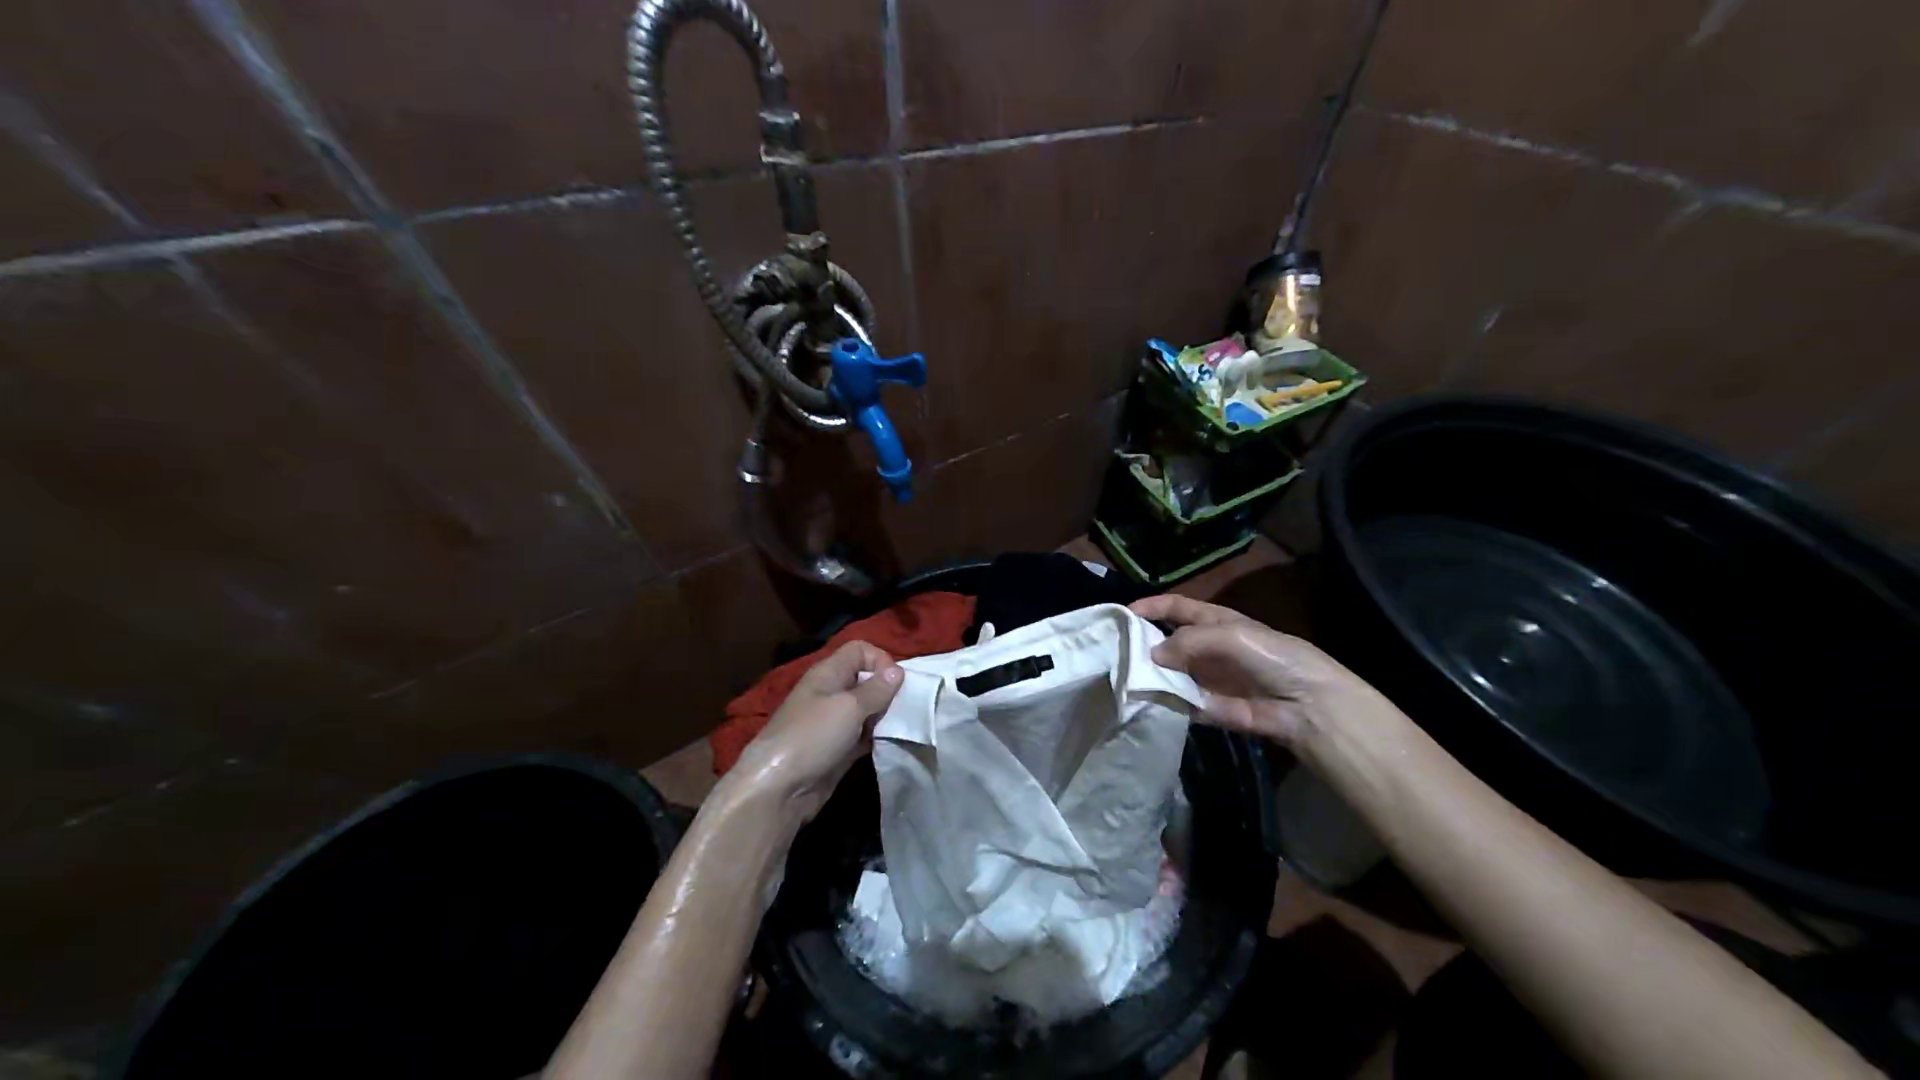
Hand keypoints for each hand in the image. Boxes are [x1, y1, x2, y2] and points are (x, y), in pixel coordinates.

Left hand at [724, 641, 903, 819]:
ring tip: (898, 727)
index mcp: (828, 673)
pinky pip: (864, 734)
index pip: (859, 650)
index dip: (880, 659)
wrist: (779, 789)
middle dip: (887, 689)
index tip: (895, 683)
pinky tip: (888, 744)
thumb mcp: (849, 707)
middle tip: (903, 708)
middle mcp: (831, 692)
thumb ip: (876, 689)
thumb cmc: (812, 736)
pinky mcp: (838, 748)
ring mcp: (833, 722)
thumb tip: (898, 670)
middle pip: (866, 679)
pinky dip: (876, 737)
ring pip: (867, 708)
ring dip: (884, 715)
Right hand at [1131, 594, 1371, 748]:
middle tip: (1116, 651)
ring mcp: (1209, 679)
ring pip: (1171, 673)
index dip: (1151, 606)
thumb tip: (1152, 655)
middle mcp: (1209, 648)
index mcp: (1217, 621)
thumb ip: (1187, 640)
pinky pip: (1182, 703)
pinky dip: (1166, 702)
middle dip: (1145, 644)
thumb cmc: (1272, 657)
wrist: (1308, 706)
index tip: (1122, 614)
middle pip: (1169, 641)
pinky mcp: (1211, 709)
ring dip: (1151, 675)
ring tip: (1123, 677)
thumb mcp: (1230, 634)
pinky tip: (1147, 700)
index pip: (1177, 608)